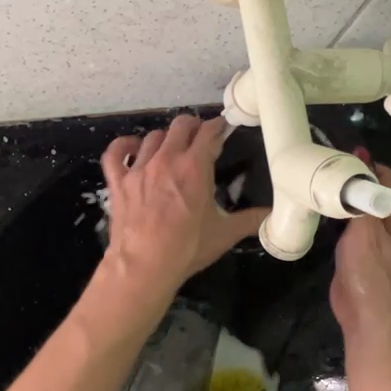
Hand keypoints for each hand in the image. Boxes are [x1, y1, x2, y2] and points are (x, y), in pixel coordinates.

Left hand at [99, 114, 269, 294]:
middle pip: (180, 126)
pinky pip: (116, 153)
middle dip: (193, 127)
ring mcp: (139, 168)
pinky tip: (132, 148)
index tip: (223, 130)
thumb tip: (274, 217)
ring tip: (171, 148)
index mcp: (195, 167)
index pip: (209, 132)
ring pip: (152, 137)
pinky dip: (124, 146)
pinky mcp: (118, 181)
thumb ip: (251, 220)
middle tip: (199, 138)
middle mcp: (167, 159)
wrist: (144, 265)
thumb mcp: (225, 234)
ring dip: (165, 138)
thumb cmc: (187, 248)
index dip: (218, 127)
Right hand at [331, 147, 390, 341]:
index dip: (363, 163)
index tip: (335, 153)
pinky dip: (337, 215)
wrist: (367, 316)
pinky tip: (320, 212)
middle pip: (371, 190)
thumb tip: (359, 165)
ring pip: (359, 207)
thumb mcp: (366, 230)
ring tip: (315, 184)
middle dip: (349, 178)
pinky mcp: (361, 251)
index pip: (384, 176)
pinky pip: (350, 224)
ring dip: (341, 197)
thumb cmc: (370, 272)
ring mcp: (377, 238)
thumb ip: (362, 198)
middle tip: (319, 167)